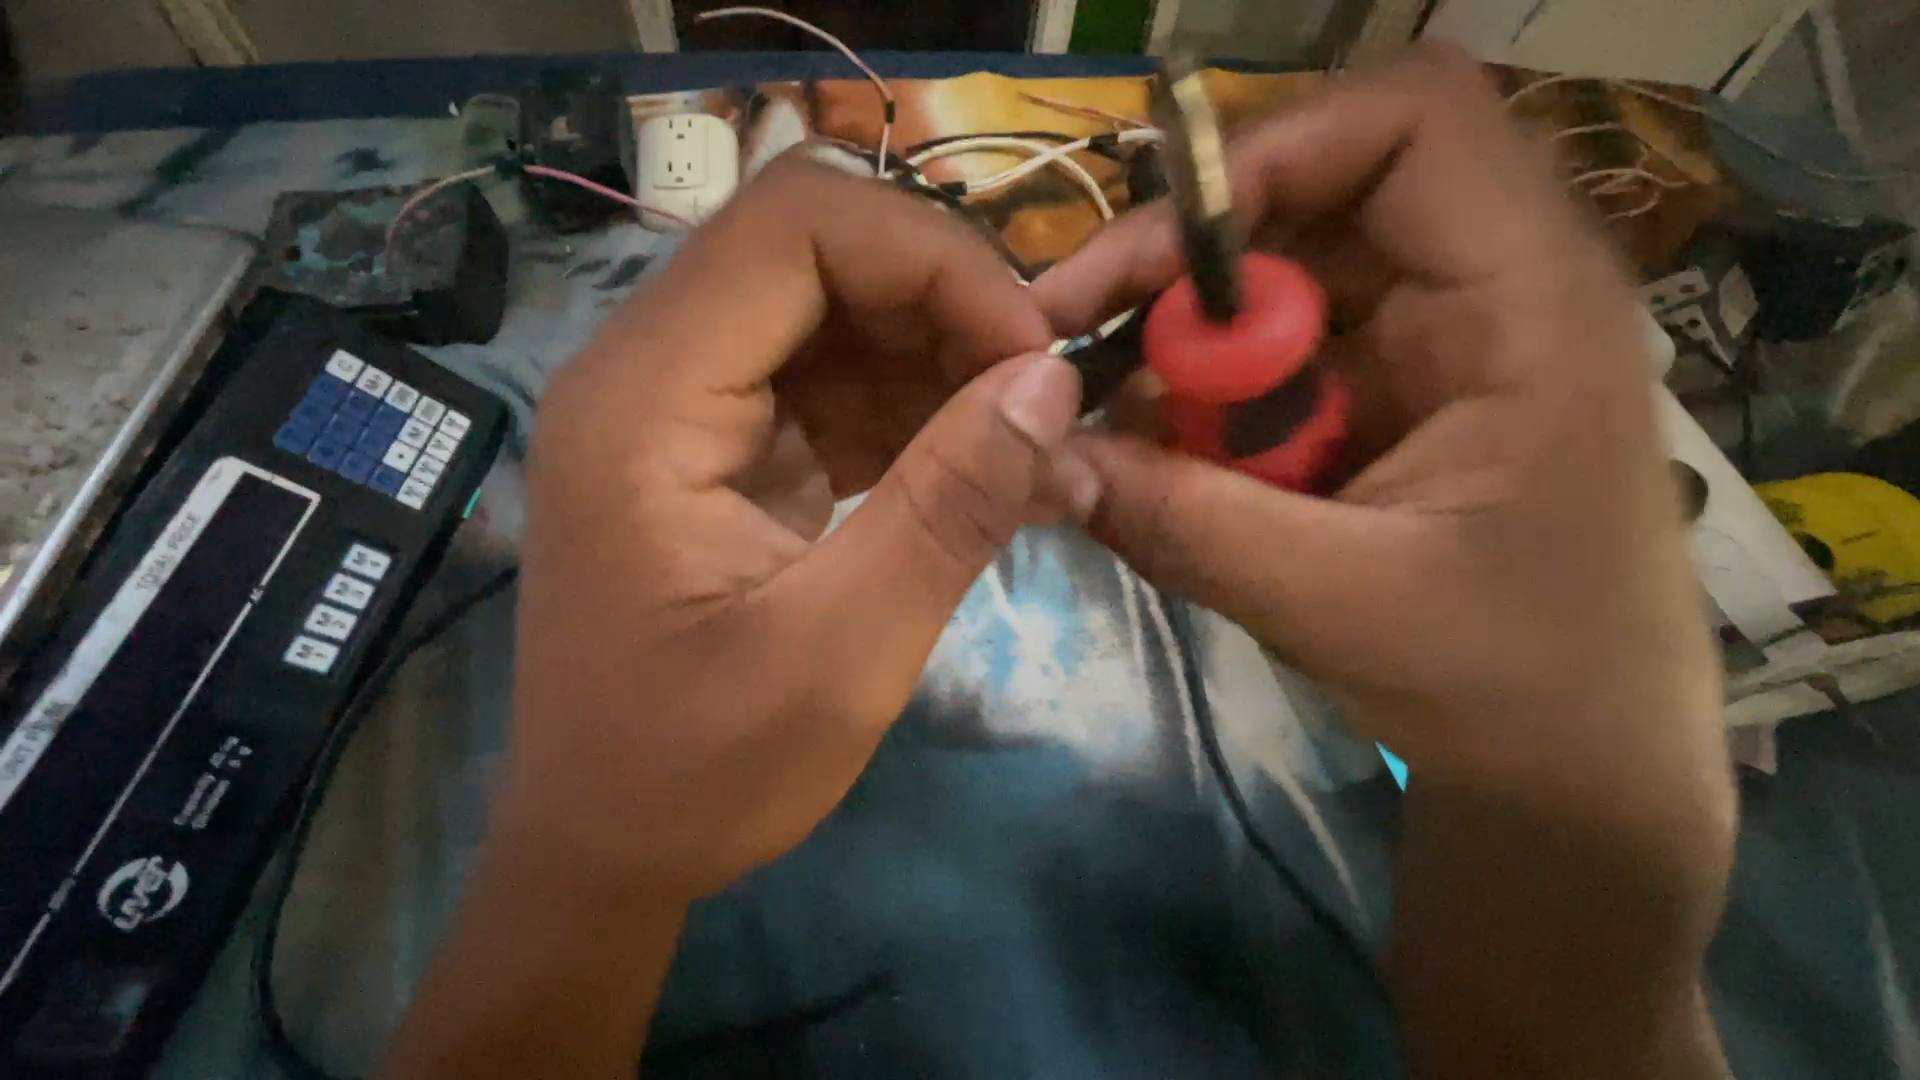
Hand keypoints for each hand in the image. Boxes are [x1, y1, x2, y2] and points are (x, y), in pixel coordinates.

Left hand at [500, 156, 1093, 903]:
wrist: (605, 846)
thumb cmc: (699, 772)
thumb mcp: (842, 654)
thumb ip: (949, 507)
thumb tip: (1051, 381)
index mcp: (645, 401)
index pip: (795, 228)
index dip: (933, 260)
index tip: (1028, 356)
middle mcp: (649, 372)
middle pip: (815, 251)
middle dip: (944, 300)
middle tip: (1035, 392)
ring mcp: (685, 408)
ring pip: (834, 311)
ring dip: (938, 355)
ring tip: (1019, 438)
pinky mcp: (722, 449)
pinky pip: (830, 381)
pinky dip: (911, 406)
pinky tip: (970, 463)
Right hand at [1035, 50, 1732, 854]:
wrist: (1569, 763)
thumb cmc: (1512, 682)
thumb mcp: (1339, 604)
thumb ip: (1188, 524)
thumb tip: (1047, 455)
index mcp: (1521, 303)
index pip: (1406, 125)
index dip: (1267, 155)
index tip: (1154, 257)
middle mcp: (1469, 294)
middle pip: (1305, 199)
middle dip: (1176, 262)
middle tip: (1067, 337)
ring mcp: (1413, 350)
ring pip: (1266, 286)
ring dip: (1173, 343)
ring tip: (1092, 412)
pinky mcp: (1369, 405)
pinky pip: (1259, 365)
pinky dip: (1192, 401)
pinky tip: (1145, 457)